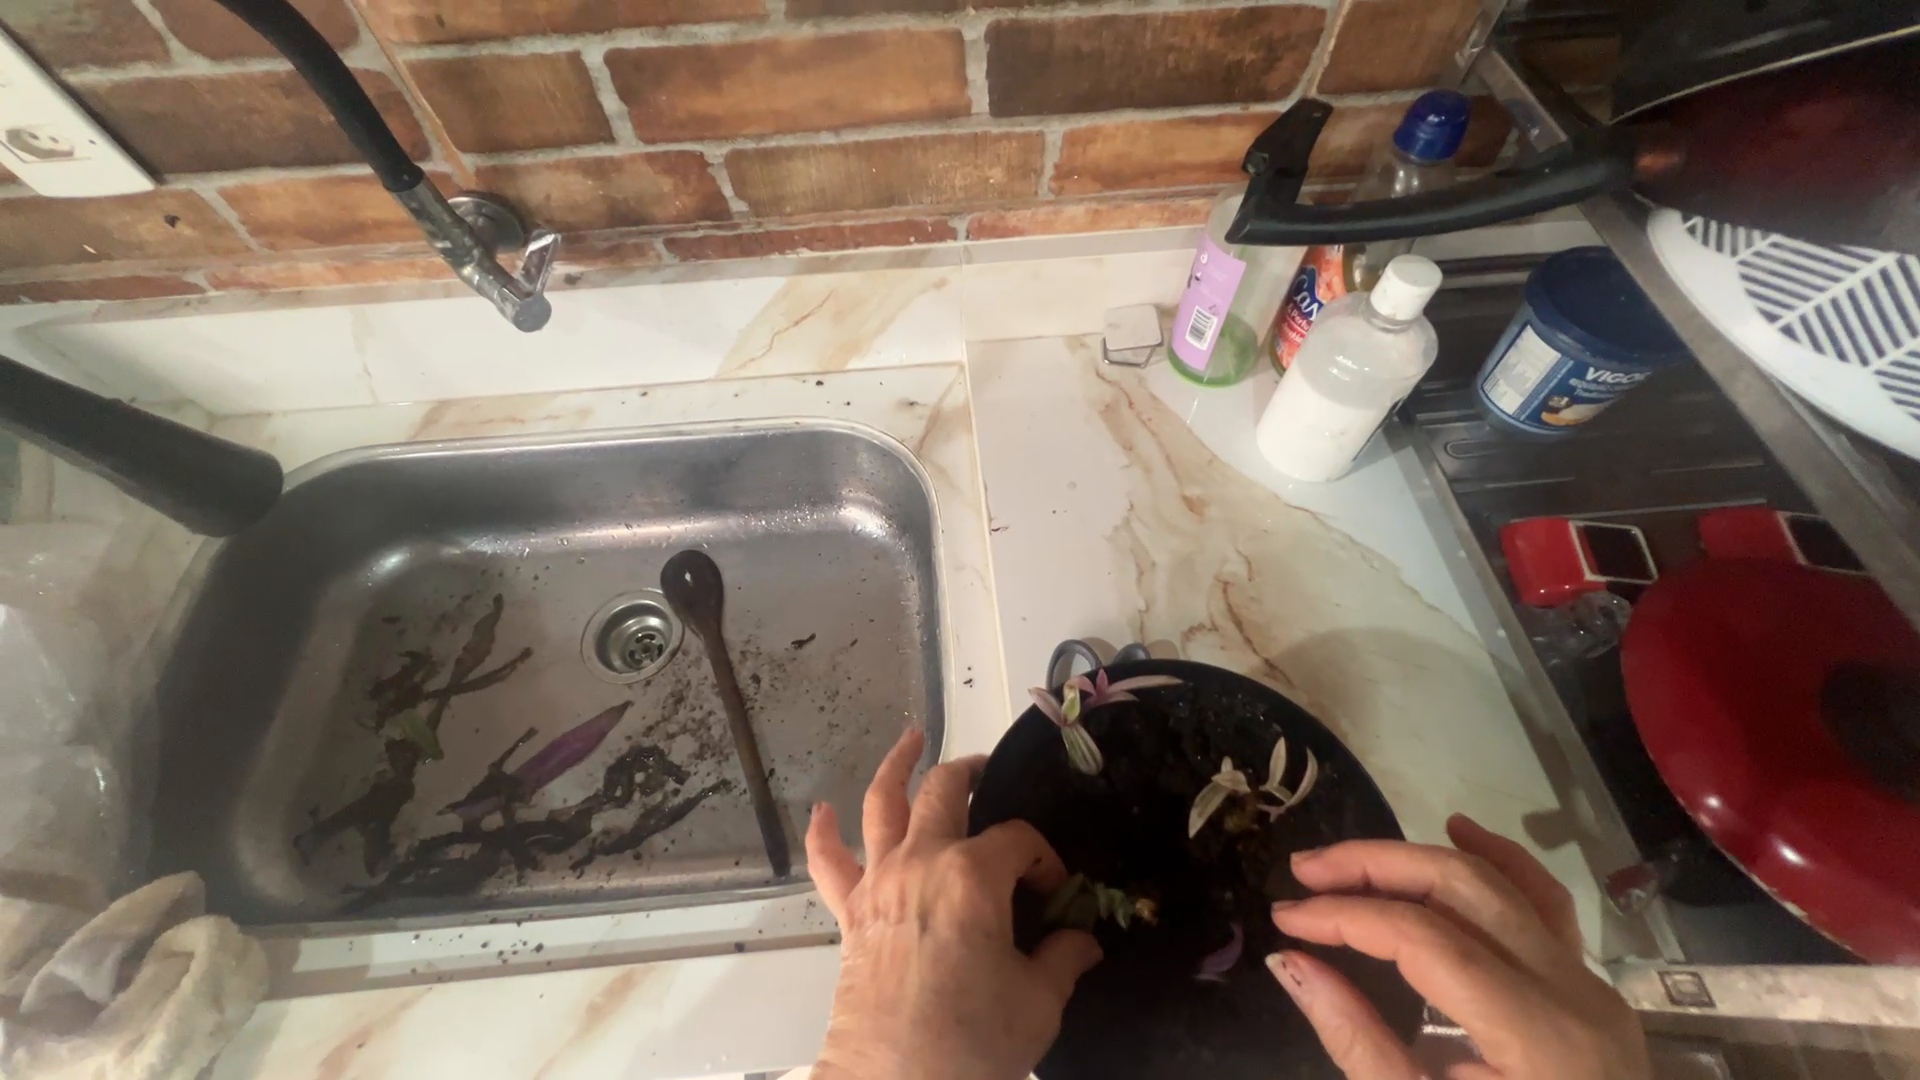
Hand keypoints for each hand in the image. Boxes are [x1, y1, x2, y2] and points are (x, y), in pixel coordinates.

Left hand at [807, 728, 1102, 1079]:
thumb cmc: (972, 1043)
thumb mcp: (1037, 1003)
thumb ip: (1063, 960)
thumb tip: (1084, 942)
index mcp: (972, 875)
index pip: (1017, 839)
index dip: (1042, 858)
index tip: (1054, 892)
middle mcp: (922, 859)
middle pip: (945, 792)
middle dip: (971, 774)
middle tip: (986, 772)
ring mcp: (880, 880)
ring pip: (882, 802)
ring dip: (897, 765)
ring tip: (912, 739)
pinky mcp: (850, 910)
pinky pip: (828, 863)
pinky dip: (823, 834)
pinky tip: (823, 811)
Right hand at [1267, 814, 1651, 1079]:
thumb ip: (1356, 1040)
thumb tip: (1288, 961)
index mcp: (1540, 1037)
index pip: (1423, 939)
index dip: (1344, 916)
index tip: (1286, 920)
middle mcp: (1574, 993)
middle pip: (1459, 886)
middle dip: (1371, 866)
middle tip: (1304, 872)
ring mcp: (1589, 984)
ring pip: (1496, 880)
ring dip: (1412, 858)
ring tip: (1346, 860)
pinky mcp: (1588, 987)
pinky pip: (1544, 902)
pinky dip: (1497, 859)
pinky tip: (1458, 828)